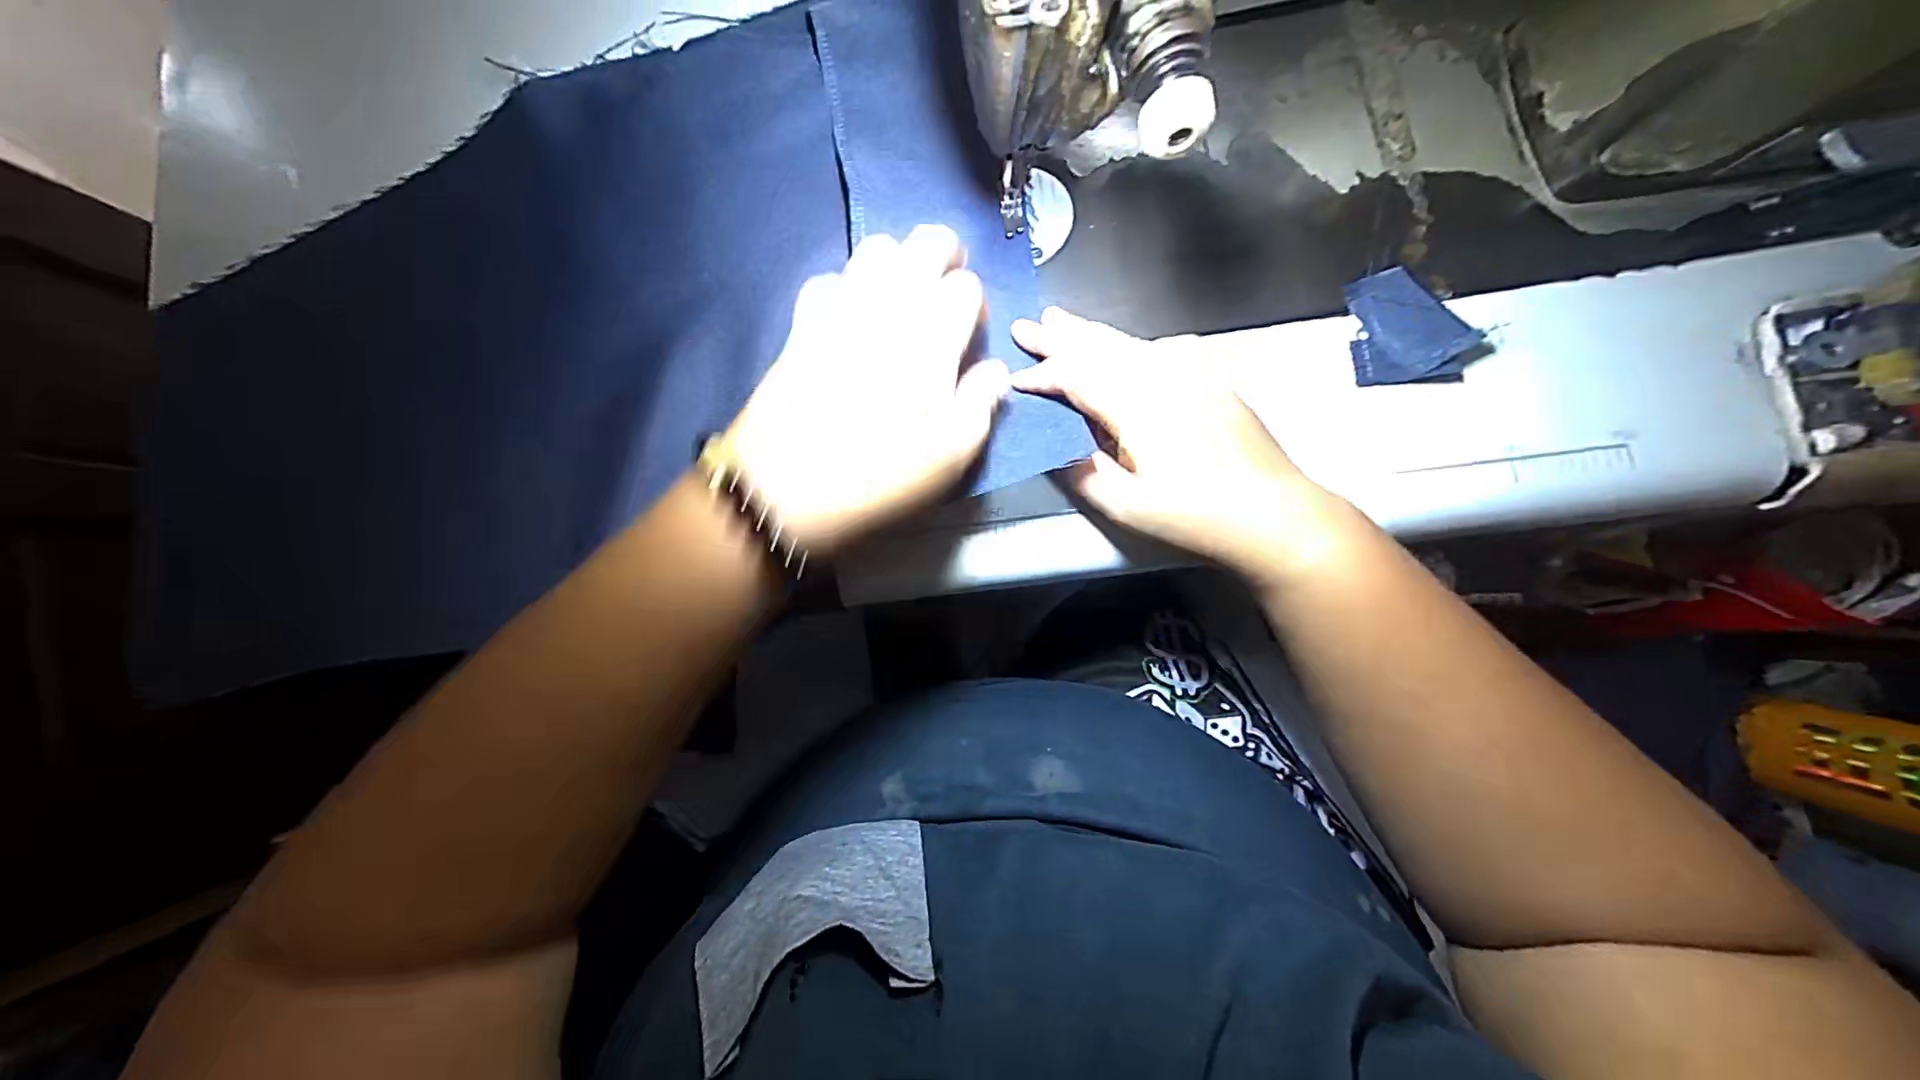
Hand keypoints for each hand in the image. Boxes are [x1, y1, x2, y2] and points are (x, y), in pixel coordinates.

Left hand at [713, 226, 1010, 554]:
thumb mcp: (952, 454)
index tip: (969, 336)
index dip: (974, 305)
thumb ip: (982, 403)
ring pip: (875, 248)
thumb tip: (995, 370)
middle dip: (944, 256)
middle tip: (945, 291)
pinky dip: (849, 286)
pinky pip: (830, 278)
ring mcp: (841, 306)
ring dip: (899, 261)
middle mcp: (889, 303)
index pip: (966, 285)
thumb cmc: (881, 474)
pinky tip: (852, 317)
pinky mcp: (803, 320)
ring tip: (903, 298)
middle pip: (924, 242)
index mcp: (933, 333)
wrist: (786, 488)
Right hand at [1011, 307, 1365, 583]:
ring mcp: (1192, 374)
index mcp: (1136, 406)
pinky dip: (1128, 344)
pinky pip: (1159, 349)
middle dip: (1061, 336)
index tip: (1017, 379)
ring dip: (1092, 334)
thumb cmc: (1196, 515)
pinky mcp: (1211, 379)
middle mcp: (1162, 377)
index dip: (1043, 375)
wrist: (1274, 511)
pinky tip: (1123, 346)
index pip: (1077, 376)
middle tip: (1029, 325)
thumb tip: (1055, 451)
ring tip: (1064, 321)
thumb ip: (1083, 474)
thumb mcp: (1127, 507)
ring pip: (1130, 343)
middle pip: (1102, 347)